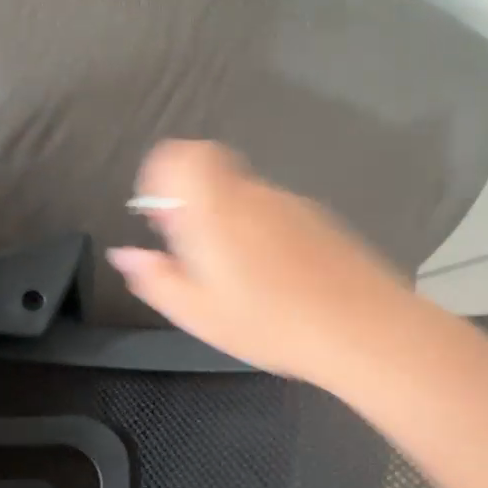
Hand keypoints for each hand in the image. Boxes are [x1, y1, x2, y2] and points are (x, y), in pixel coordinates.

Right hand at [107, 140, 416, 384]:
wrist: (363, 331)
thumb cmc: (267, 324)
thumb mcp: (195, 312)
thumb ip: (154, 277)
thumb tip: (124, 254)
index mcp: (214, 212)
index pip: (181, 156)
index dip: (161, 173)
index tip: (156, 213)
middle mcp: (251, 196)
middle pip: (211, 176)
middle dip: (191, 206)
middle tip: (188, 256)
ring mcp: (289, 205)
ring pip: (242, 198)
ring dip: (224, 223)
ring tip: (230, 277)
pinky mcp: (318, 221)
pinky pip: (271, 214)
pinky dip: (257, 234)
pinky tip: (267, 279)